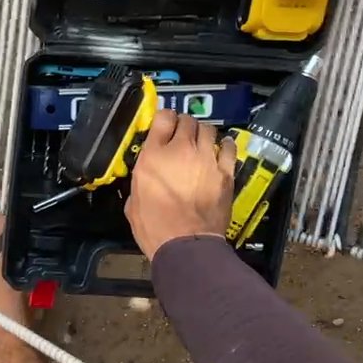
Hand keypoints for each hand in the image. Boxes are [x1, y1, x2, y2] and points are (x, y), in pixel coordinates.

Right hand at [126, 110, 233, 258]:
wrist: (185, 244)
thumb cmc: (153, 227)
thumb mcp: (133, 201)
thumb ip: (141, 181)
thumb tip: (147, 179)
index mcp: (154, 156)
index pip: (163, 118)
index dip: (164, 118)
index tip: (164, 125)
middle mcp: (181, 150)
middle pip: (188, 120)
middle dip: (184, 125)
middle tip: (182, 135)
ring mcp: (206, 159)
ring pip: (209, 130)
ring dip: (203, 133)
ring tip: (201, 142)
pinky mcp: (226, 172)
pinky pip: (229, 148)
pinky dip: (224, 145)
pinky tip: (222, 148)